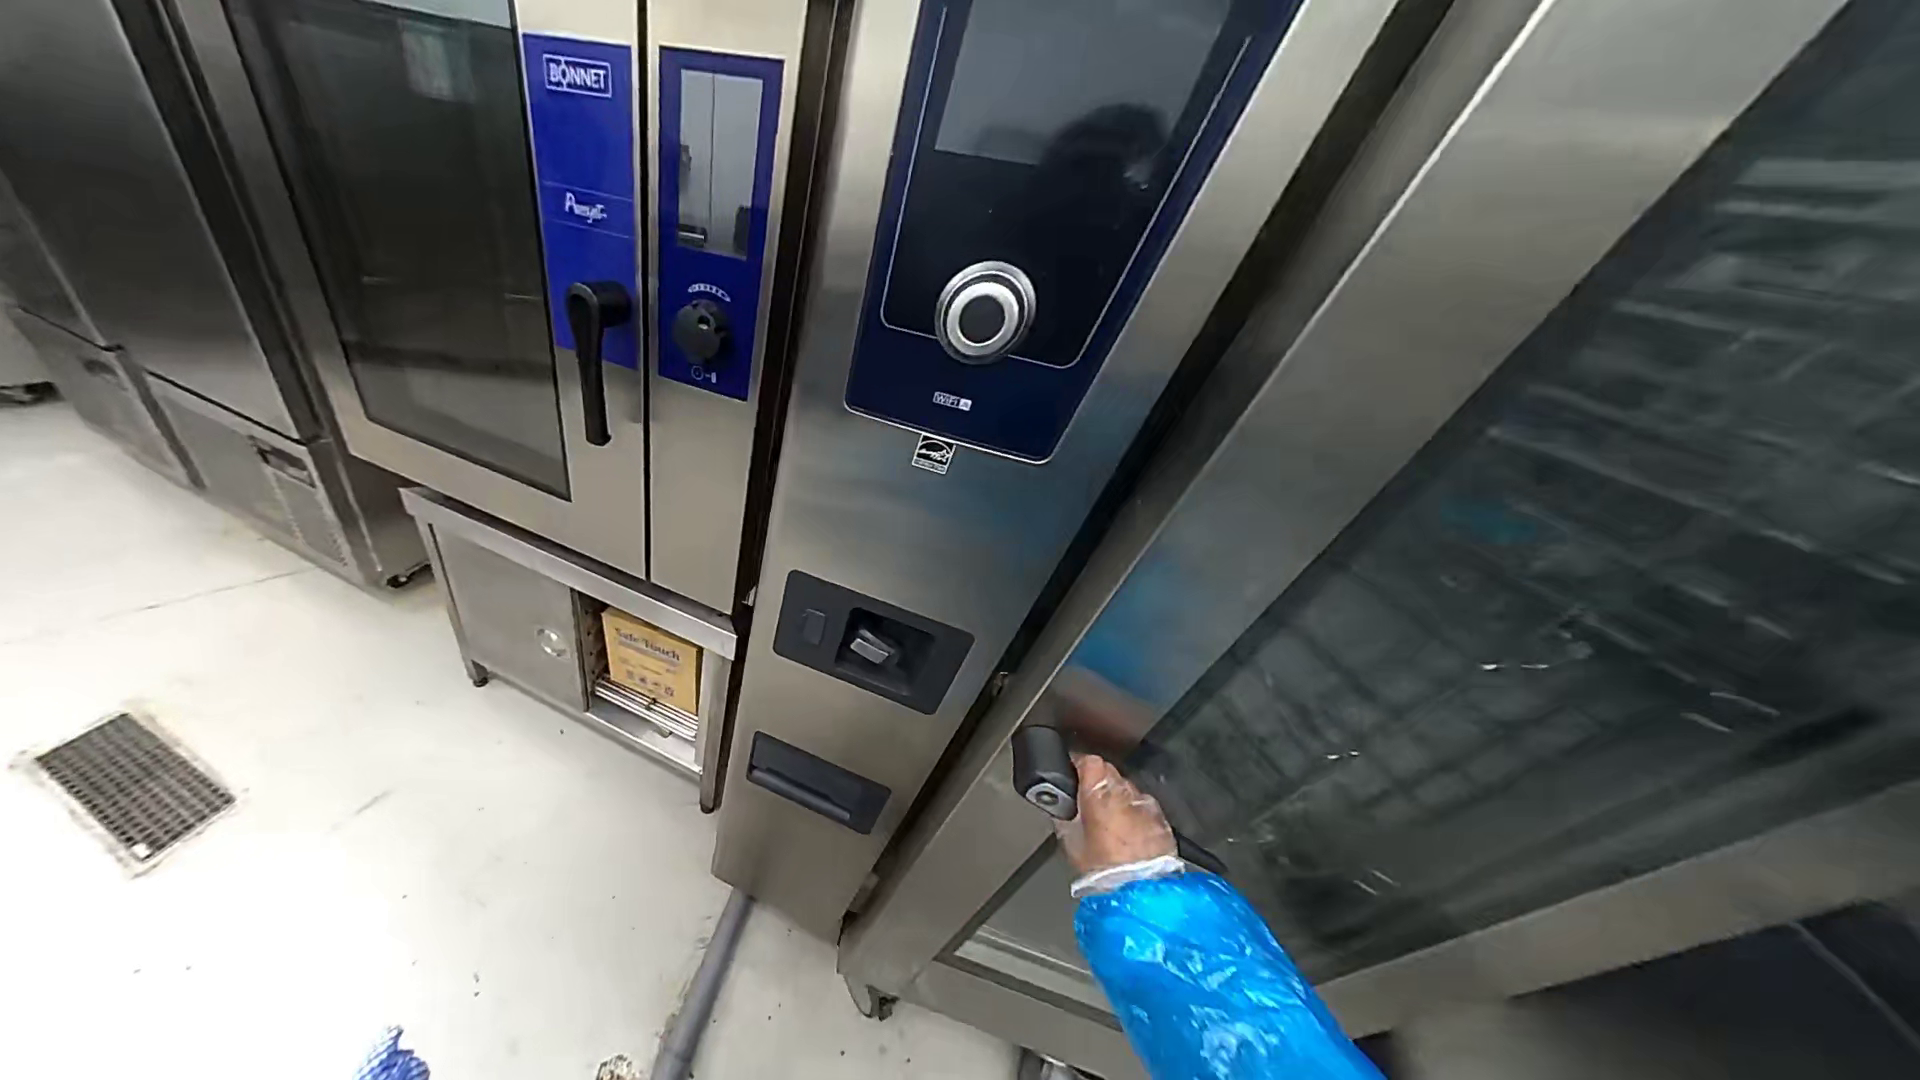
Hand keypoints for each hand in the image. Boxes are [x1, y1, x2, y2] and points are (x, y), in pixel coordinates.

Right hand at [1053, 754, 1175, 875]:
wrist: (1141, 897)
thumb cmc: (1105, 874)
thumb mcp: (1071, 844)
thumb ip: (1064, 818)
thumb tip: (1058, 807)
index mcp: (1099, 795)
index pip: (1089, 761)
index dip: (1079, 763)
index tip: (1073, 770)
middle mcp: (1125, 794)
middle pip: (1109, 772)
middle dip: (1097, 781)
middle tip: (1087, 799)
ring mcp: (1146, 806)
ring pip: (1127, 788)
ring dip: (1117, 797)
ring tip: (1109, 820)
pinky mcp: (1161, 820)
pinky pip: (1144, 806)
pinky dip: (1135, 813)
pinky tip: (1129, 832)